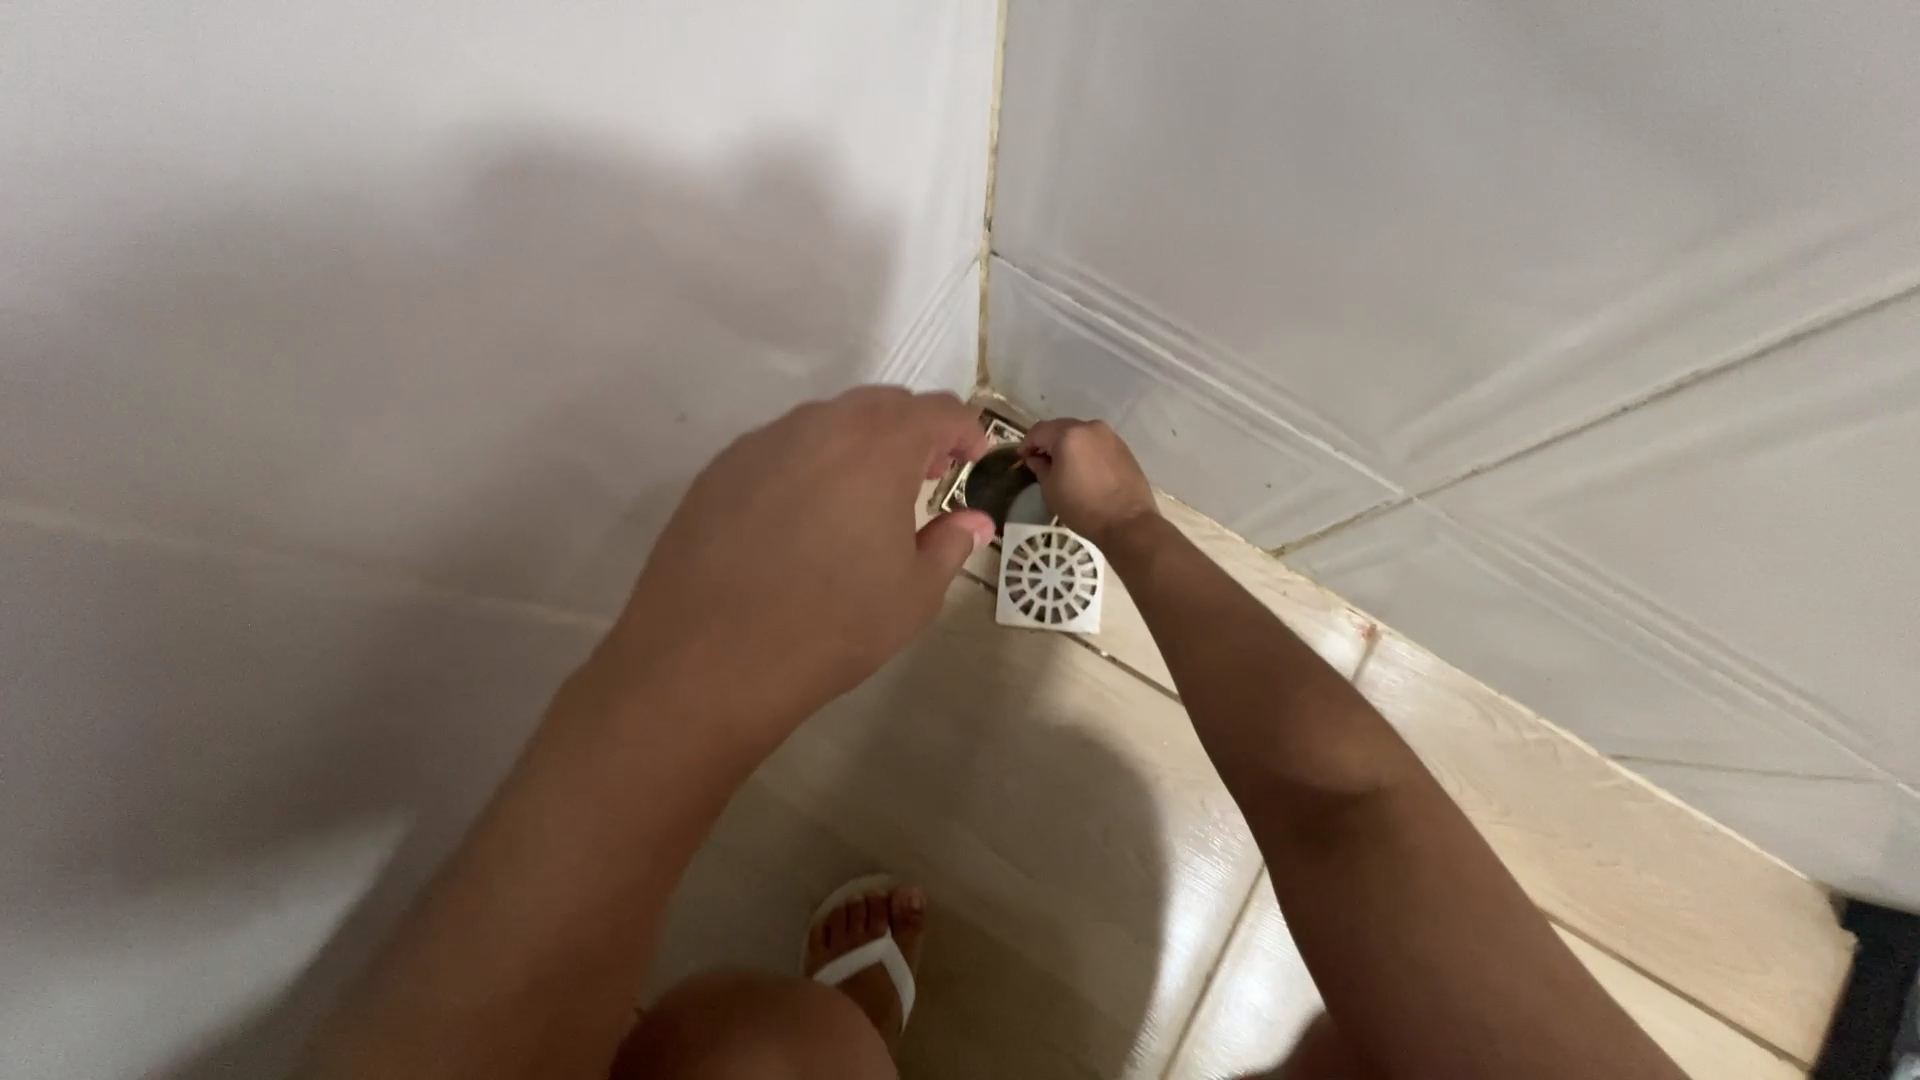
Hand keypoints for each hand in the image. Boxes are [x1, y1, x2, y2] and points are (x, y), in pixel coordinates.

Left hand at [590, 387, 994, 739]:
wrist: (708, 660)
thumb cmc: (832, 627)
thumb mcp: (914, 595)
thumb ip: (951, 544)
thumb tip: (974, 522)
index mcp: (879, 446)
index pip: (938, 410)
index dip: (966, 431)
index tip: (973, 460)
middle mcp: (819, 426)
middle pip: (882, 405)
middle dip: (914, 432)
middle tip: (925, 478)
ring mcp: (761, 443)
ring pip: (826, 422)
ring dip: (859, 446)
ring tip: (862, 501)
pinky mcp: (719, 470)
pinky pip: (780, 449)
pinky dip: (809, 465)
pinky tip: (801, 520)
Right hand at [1019, 418, 1158, 546]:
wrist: (1127, 522)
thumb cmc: (1082, 507)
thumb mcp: (1051, 489)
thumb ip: (1040, 467)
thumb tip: (1036, 458)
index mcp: (1068, 435)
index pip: (1039, 431)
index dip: (1027, 444)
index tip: (1022, 458)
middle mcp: (1090, 427)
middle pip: (1060, 427)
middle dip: (1047, 442)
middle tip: (1040, 460)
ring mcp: (1110, 436)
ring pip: (1080, 434)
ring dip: (1067, 444)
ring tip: (1062, 465)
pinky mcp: (1123, 447)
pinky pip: (1096, 442)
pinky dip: (1085, 450)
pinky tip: (1083, 468)